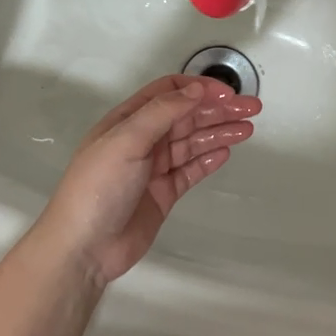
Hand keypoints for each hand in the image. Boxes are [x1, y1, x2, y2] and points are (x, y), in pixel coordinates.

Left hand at [34, 75, 260, 285]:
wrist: (84, 247)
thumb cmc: (97, 188)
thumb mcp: (126, 141)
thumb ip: (162, 113)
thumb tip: (195, 90)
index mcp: (128, 121)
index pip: (169, 93)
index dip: (199, 89)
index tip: (228, 93)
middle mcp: (142, 140)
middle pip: (187, 116)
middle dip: (218, 110)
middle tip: (251, 108)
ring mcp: (153, 168)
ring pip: (193, 143)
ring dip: (219, 132)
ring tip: (247, 128)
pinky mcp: (163, 194)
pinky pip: (190, 171)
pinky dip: (208, 160)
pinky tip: (226, 152)